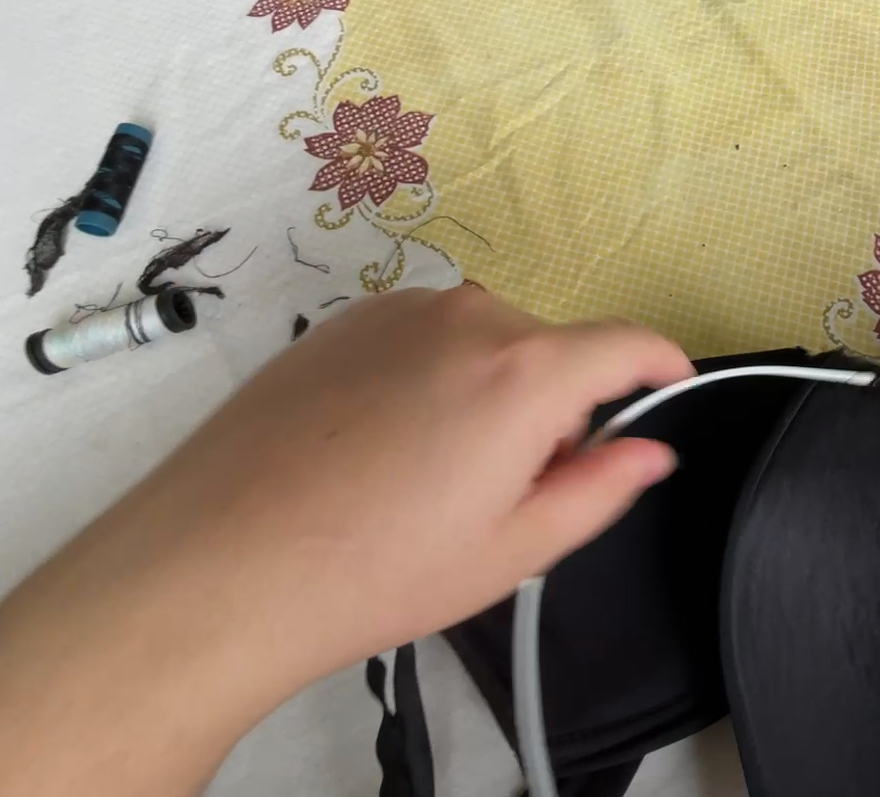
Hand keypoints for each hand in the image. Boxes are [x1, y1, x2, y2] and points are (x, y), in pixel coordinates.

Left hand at [0, 287, 691, 796]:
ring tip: (440, 467)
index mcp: (524, 372)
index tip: (669, 383)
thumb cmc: (375, 569)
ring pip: (494, 341)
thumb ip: (602, 487)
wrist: (210, 566)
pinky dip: (442, 373)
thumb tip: (651, 450)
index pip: (627, 343)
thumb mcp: (514, 548)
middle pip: (555, 349)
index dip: (661, 363)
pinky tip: (387, 438)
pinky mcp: (350, 317)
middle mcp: (471, 317)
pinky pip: (432, 335)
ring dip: (500, 388)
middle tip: (516, 481)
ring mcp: (404, 309)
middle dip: (560, 404)